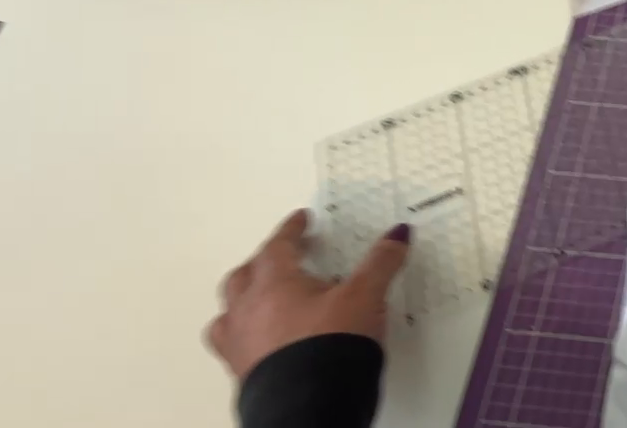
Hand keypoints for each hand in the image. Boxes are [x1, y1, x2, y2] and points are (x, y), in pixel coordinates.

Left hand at [206, 210, 411, 380]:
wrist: (312, 406)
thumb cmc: (331, 341)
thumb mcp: (367, 293)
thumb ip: (381, 261)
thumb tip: (397, 234)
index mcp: (273, 287)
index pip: (275, 249)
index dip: (289, 231)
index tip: (299, 220)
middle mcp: (247, 314)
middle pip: (242, 279)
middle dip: (262, 263)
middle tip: (285, 255)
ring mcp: (240, 348)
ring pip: (229, 315)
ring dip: (246, 301)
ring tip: (267, 298)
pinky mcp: (244, 376)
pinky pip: (236, 344)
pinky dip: (251, 331)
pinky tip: (272, 336)